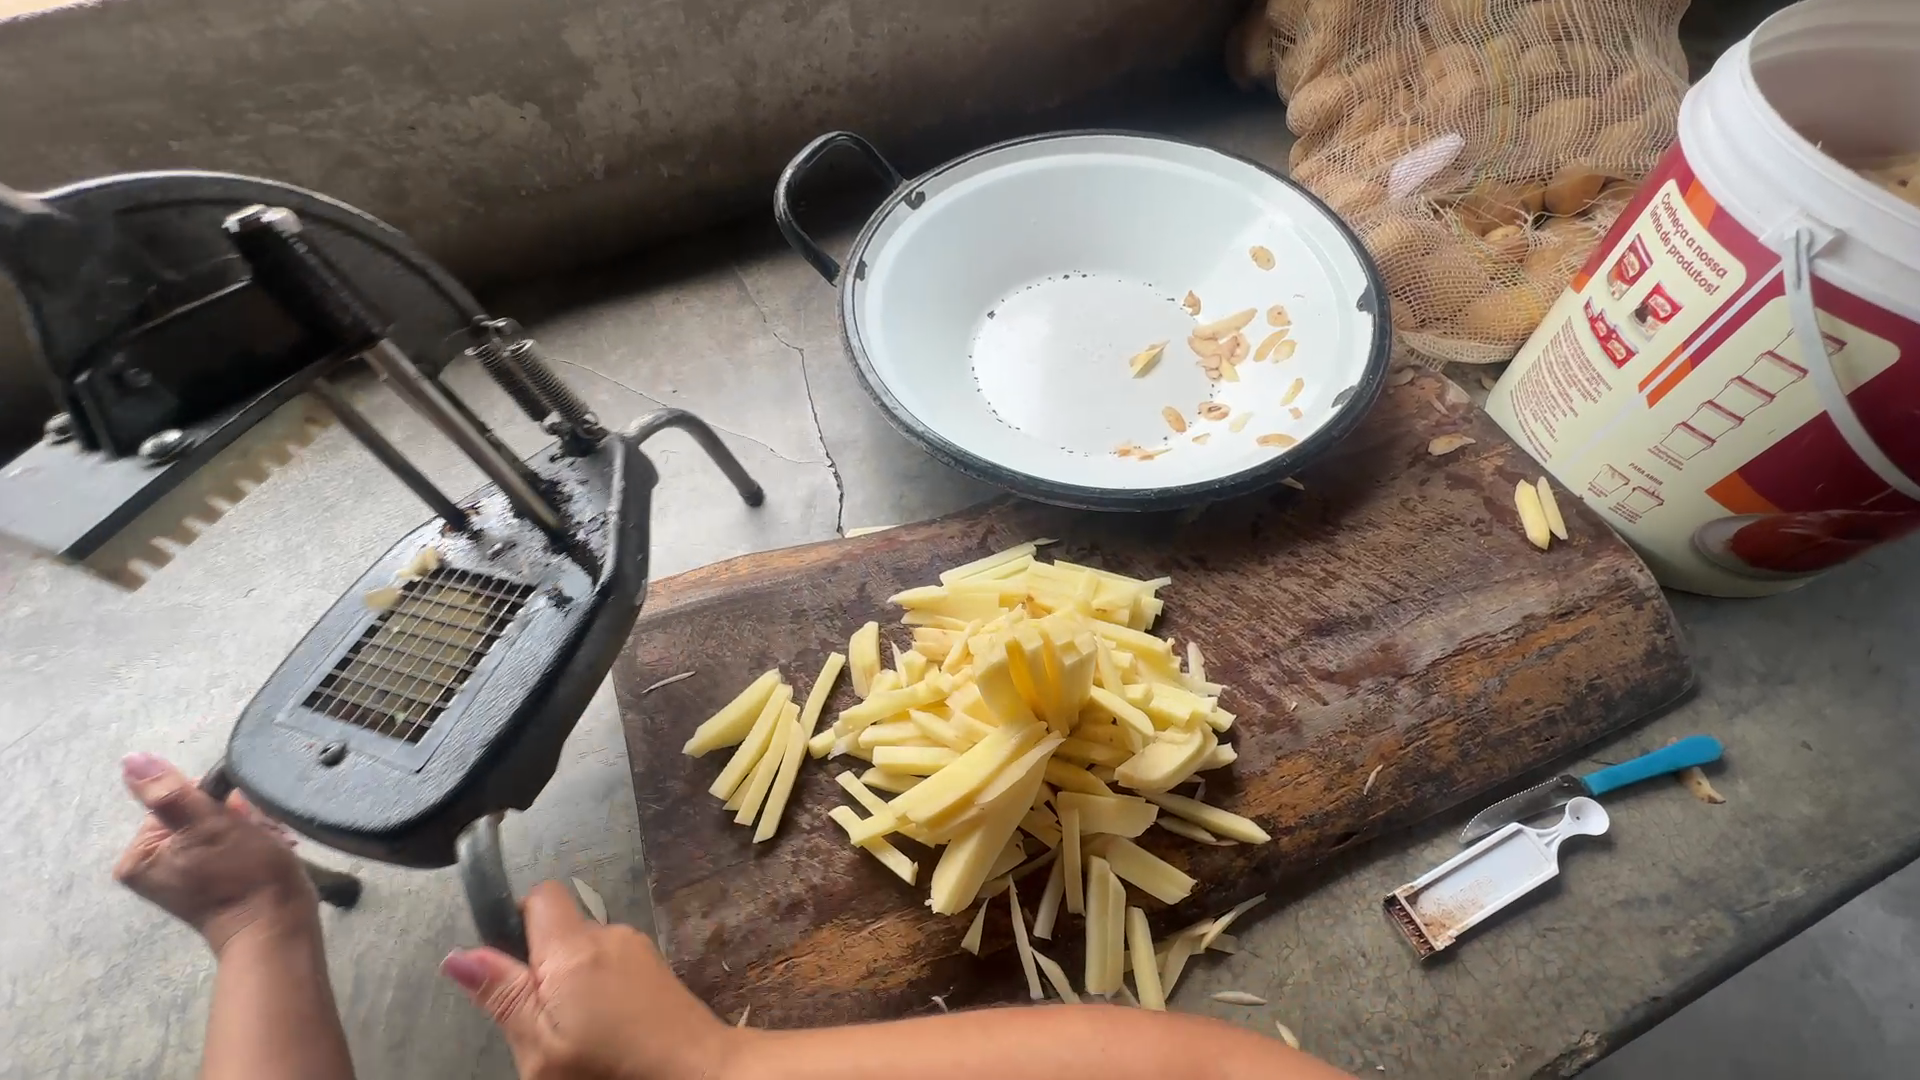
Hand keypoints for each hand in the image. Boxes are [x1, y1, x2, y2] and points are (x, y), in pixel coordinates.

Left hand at [112, 752, 318, 954]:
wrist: (276, 922)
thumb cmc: (243, 874)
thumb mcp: (210, 827)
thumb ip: (170, 794)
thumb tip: (132, 758)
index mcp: (140, 855)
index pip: (180, 801)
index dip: (223, 801)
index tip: (248, 816)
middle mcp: (154, 865)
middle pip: (203, 814)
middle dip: (242, 816)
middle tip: (264, 831)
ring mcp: (183, 875)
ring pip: (223, 828)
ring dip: (255, 827)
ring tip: (273, 840)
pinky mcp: (211, 881)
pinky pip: (231, 845)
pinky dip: (256, 842)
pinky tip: (273, 848)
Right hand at [441, 881, 740, 1079]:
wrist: (692, 1070)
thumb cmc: (606, 1068)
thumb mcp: (538, 1046)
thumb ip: (503, 995)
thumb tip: (458, 954)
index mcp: (576, 946)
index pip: (543, 895)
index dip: (517, 918)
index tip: (507, 965)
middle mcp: (610, 932)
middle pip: (562, 930)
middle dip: (542, 968)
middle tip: (540, 1024)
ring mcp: (637, 947)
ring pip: (587, 952)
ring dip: (571, 983)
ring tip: (575, 1036)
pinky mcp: (654, 965)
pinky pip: (611, 964)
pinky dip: (598, 990)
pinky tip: (605, 1031)